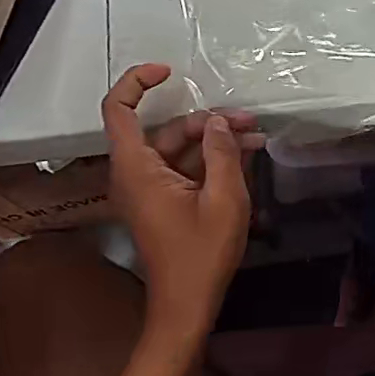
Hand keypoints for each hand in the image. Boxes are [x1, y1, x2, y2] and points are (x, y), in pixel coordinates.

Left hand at [101, 64, 260, 325]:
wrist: (187, 303)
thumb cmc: (202, 253)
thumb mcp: (223, 199)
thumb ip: (222, 153)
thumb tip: (219, 121)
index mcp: (137, 168)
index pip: (119, 109)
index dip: (137, 81)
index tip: (169, 72)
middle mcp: (135, 173)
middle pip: (165, 129)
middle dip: (208, 121)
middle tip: (249, 122)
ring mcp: (150, 189)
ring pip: (179, 150)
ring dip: (216, 143)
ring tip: (256, 139)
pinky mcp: (164, 203)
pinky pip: (184, 171)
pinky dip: (211, 163)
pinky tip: (244, 159)